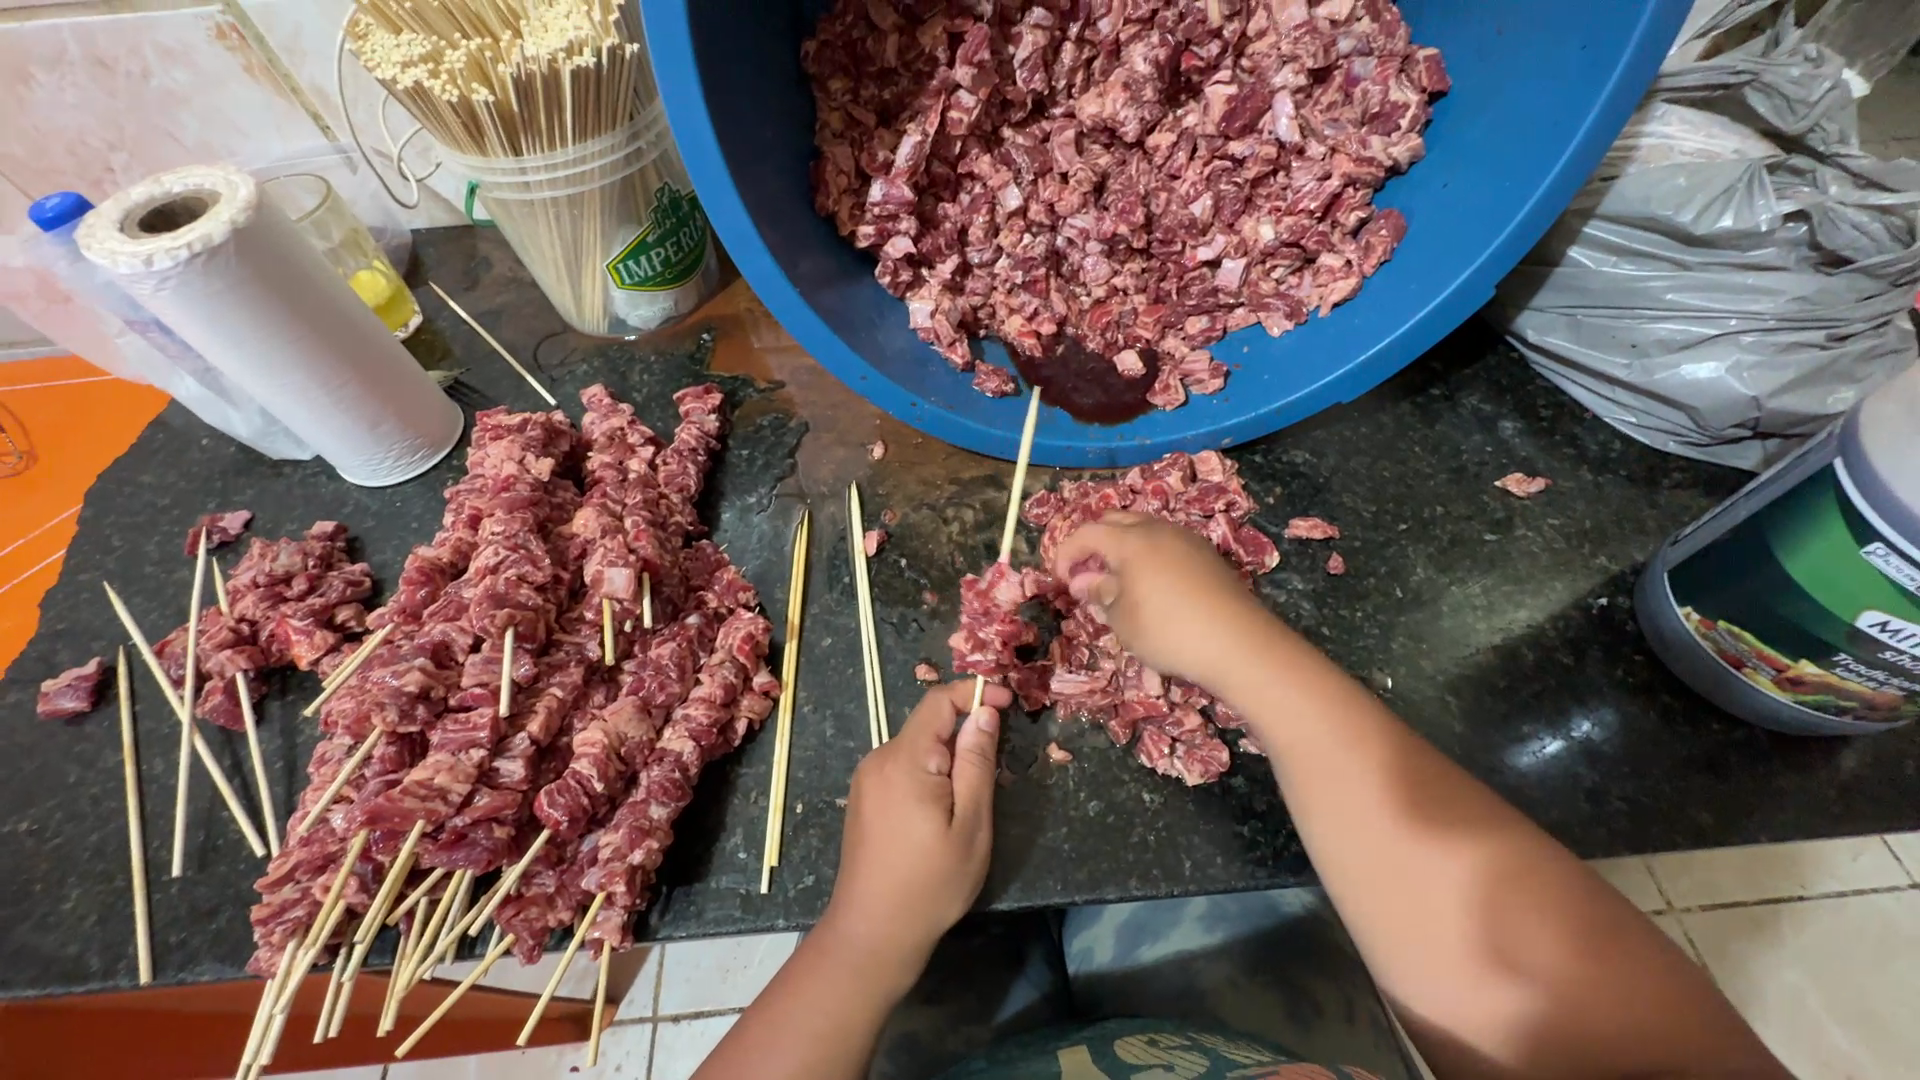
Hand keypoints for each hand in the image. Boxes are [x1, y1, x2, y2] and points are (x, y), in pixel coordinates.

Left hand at [820, 681, 1011, 987]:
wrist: (872, 933)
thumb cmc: (930, 884)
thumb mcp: (971, 825)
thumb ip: (977, 763)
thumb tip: (984, 712)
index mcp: (905, 759)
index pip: (939, 700)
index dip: (976, 692)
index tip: (1010, 702)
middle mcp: (880, 758)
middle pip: (928, 723)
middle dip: (965, 731)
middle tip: (996, 767)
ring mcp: (867, 778)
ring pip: (917, 746)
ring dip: (948, 756)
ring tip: (969, 802)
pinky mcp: (864, 796)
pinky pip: (903, 766)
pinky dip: (929, 772)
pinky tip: (940, 813)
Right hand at [1051, 511, 1277, 691]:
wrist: (1239, 644)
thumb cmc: (1168, 631)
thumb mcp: (1122, 619)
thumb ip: (1100, 594)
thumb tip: (1083, 581)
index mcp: (1131, 540)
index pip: (1086, 532)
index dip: (1065, 553)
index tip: (1059, 580)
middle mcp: (1159, 529)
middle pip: (1115, 520)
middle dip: (1094, 543)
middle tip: (1087, 575)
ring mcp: (1187, 539)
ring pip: (1144, 528)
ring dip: (1122, 547)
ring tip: (1118, 581)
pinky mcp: (1207, 555)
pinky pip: (1167, 543)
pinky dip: (1148, 554)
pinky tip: (1151, 585)